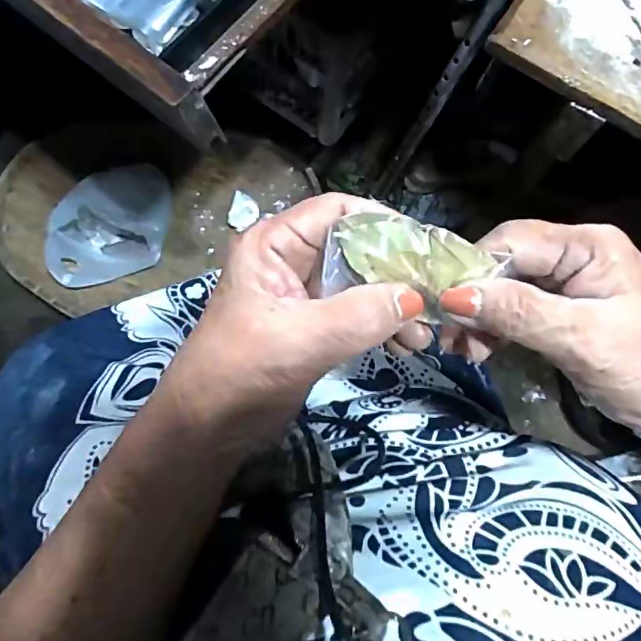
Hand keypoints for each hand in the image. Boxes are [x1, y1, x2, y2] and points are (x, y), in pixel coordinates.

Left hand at [161, 193, 426, 450]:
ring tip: (424, 334)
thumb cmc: (241, 372)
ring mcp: (300, 294)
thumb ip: (359, 314)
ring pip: (358, 282)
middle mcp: (288, 260)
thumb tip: (415, 296)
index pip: (336, 211)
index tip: (424, 247)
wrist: (205, 429)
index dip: (382, 222)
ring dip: (392, 303)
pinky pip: (355, 313)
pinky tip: (406, 345)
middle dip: (395, 270)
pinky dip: (380, 325)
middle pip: (354, 246)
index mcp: (274, 245)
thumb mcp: (301, 339)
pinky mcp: (310, 326)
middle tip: (436, 294)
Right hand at [437, 220, 640, 434]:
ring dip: (478, 317)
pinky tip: (480, 350)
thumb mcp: (582, 341)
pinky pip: (511, 309)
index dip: (473, 270)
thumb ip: (518, 313)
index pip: (513, 242)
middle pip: (502, 262)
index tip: (443, 306)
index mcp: (588, 245)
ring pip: (501, 287)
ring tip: (465, 350)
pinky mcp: (558, 309)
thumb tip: (453, 296)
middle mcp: (572, 254)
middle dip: (473, 298)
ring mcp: (565, 282)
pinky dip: (492, 328)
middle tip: (451, 335)